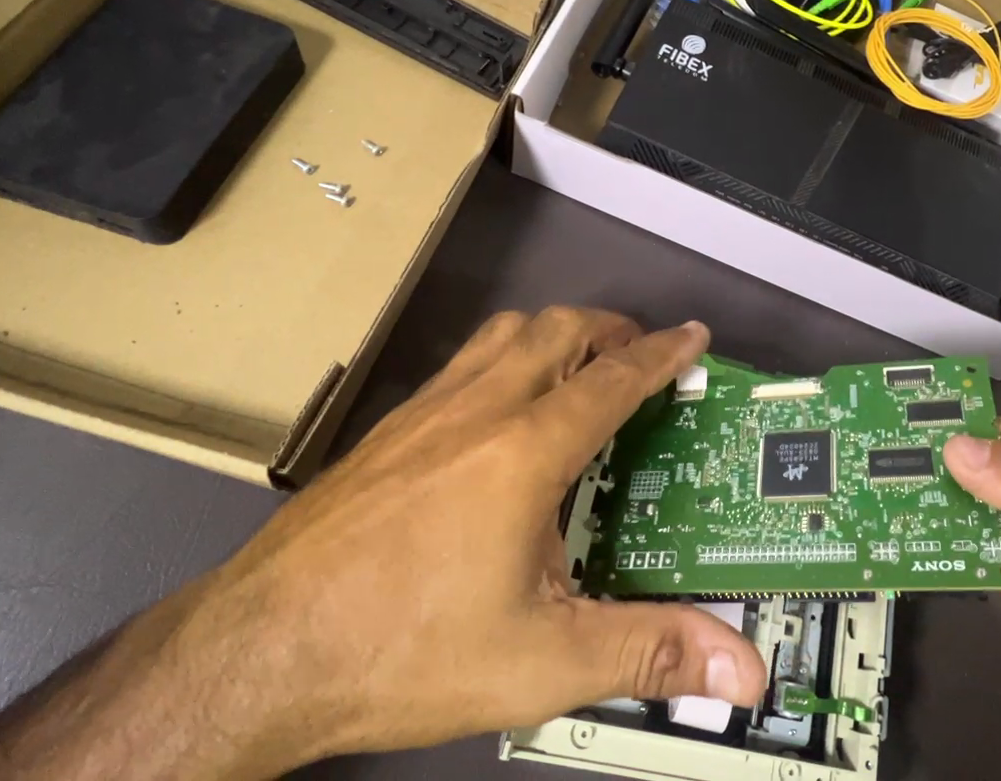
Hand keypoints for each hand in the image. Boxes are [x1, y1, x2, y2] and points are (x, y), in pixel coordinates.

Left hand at [192, 308, 767, 764]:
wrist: (256, 655)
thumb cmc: (405, 653)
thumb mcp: (543, 663)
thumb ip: (650, 653)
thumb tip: (745, 671)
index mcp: (524, 453)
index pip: (612, 379)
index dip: (661, 354)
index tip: (693, 336)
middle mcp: (476, 412)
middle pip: (557, 330)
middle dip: (611, 329)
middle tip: (644, 353)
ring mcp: (423, 414)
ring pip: (504, 333)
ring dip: (556, 333)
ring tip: (584, 365)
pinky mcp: (385, 432)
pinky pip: (462, 362)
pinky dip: (506, 356)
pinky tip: (503, 407)